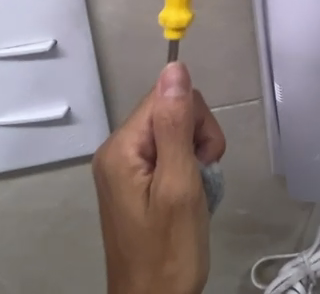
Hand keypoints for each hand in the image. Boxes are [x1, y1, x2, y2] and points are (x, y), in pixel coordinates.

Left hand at [94, 62, 225, 293]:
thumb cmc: (169, 251)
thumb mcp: (179, 185)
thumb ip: (176, 124)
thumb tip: (174, 68)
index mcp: (121, 148)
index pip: (166, 96)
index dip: (194, 120)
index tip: (201, 158)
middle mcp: (117, 150)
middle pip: (171, 109)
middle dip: (197, 136)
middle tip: (200, 177)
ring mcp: (125, 167)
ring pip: (176, 129)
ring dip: (196, 153)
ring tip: (196, 190)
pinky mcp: (137, 181)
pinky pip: (170, 151)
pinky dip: (189, 167)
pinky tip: (189, 193)